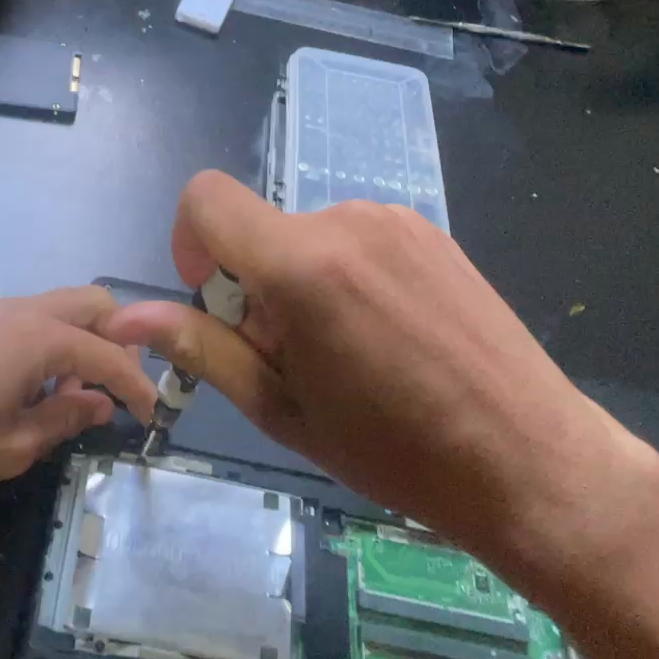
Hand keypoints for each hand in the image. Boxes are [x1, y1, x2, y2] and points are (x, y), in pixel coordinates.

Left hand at [0, 287, 157, 516]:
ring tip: (74, 397)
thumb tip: (100, 404)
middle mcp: (21, 311)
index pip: (109, 354)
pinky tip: (37, 388)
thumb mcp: (15, 445)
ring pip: (60, 308)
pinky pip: (31, 320)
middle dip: (118, 341)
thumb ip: (67, 418)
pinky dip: (52, 343)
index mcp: (39, 337)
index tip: (152, 415)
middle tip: (117, 389)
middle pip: (92, 304)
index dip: (136, 384)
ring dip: (83, 341)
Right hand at [103, 171, 658, 585]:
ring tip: (348, 354)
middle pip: (257, 227)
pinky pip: (354, 238)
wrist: (533, 460)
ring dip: (299, 282)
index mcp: (302, 265)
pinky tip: (388, 336)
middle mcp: (347, 220)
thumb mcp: (281, 408)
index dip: (189, 243)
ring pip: (305, 235)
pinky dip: (343, 275)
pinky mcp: (431, 230)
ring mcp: (397, 219)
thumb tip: (125, 317)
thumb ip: (201, 347)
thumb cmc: (394, 452)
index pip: (204, 198)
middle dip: (252, 283)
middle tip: (294, 358)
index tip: (217, 303)